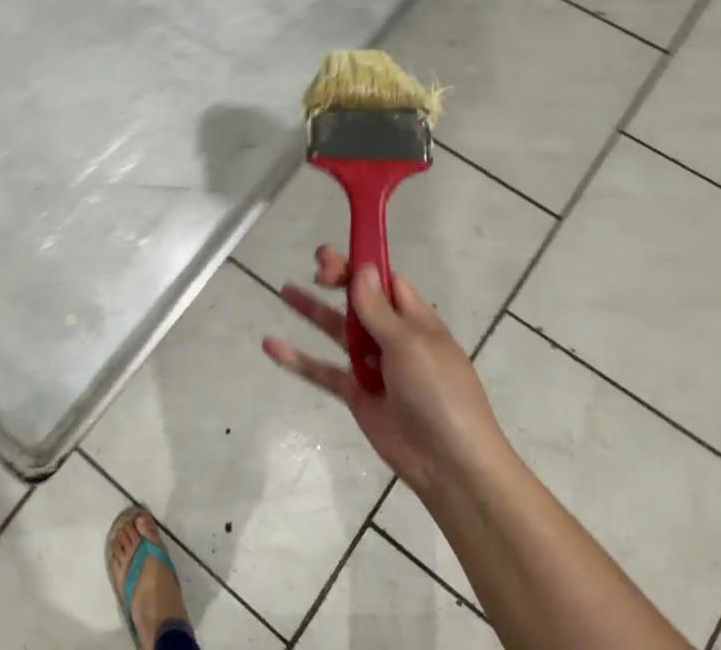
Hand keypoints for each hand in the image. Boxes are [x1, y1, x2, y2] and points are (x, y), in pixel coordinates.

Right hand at [262, 247, 508, 495]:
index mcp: (416, 322)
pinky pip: (321, 370)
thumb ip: (378, 311)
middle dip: (337, 282)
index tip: (332, 258)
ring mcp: (373, 366)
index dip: (360, 266)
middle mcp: (393, 339)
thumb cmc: (439, 394)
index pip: (386, 282)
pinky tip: (271, 346)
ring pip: (336, 330)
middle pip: (359, 301)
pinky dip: (297, 359)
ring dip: (312, 311)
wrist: (448, 462)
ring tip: (284, 290)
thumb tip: (361, 270)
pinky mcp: (355, 393)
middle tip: (316, 270)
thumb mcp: (409, 345)